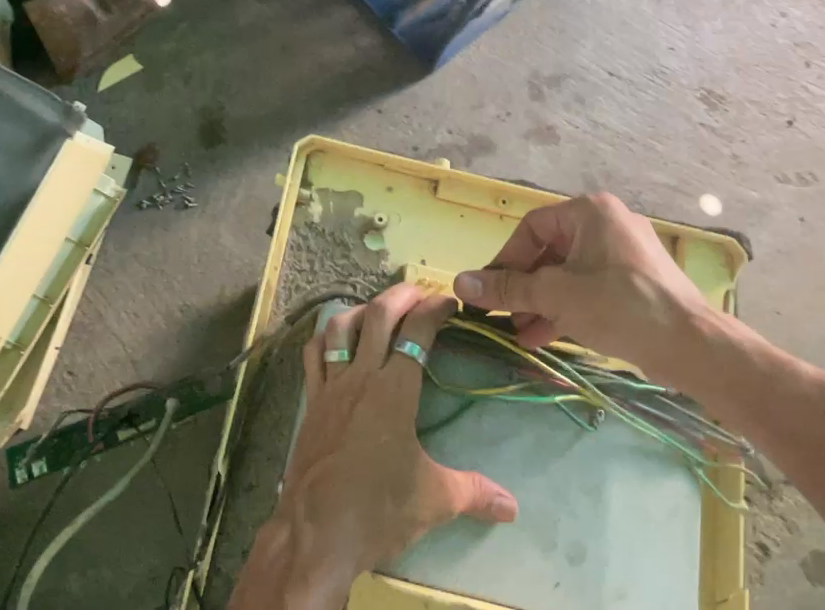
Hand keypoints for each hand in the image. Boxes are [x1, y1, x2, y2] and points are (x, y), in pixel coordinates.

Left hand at [230, 283, 517, 607]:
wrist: (317, 533)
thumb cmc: (378, 510)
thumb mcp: (434, 501)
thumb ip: (474, 493)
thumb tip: (514, 506)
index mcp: (394, 391)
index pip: (417, 333)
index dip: (434, 310)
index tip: (450, 302)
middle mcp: (360, 378)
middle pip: (377, 316)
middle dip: (400, 295)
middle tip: (419, 291)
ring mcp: (330, 387)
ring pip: (339, 328)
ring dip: (360, 309)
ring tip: (377, 307)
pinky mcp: (311, 403)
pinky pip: (313, 356)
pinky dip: (325, 338)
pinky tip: (334, 339)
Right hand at [453, 194, 715, 387]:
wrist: (692, 345)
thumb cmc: (619, 306)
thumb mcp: (555, 295)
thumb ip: (507, 287)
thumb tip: (460, 282)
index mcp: (589, 212)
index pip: (531, 228)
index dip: (505, 260)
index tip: (489, 291)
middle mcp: (607, 224)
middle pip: (549, 252)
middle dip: (523, 286)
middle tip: (501, 315)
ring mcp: (624, 254)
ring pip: (568, 274)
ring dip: (540, 302)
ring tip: (519, 333)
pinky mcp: (636, 283)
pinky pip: (589, 288)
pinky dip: (565, 308)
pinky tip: (544, 337)